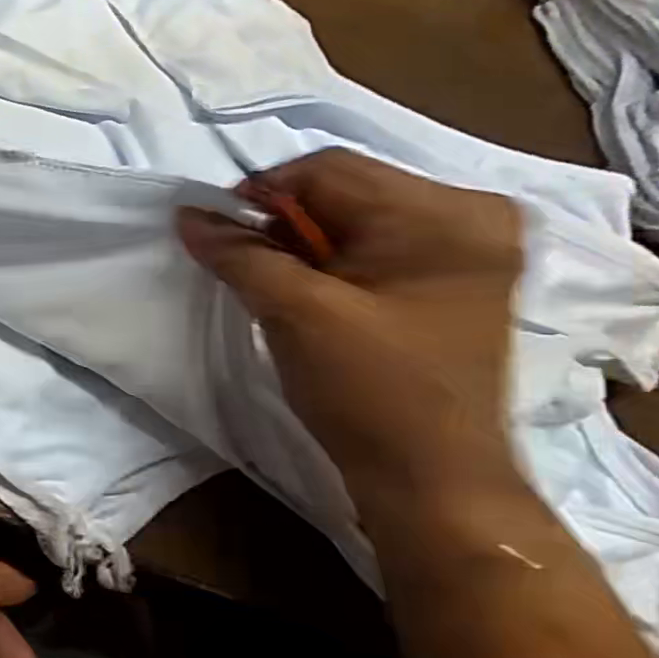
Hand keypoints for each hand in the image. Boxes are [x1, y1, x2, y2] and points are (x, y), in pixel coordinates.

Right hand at [177, 148, 524, 507]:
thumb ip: (239, 253)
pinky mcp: (455, 277)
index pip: (327, 170)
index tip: (222, 234)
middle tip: (253, 267)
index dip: (261, 195)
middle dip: (287, 225)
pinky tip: (316, 294)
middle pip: (346, 190)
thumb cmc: (371, 396)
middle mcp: (471, 213)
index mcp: (445, 212)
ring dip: (307, 244)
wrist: (434, 487)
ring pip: (357, 217)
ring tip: (284, 287)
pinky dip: (334, 260)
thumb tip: (187, 214)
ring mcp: (470, 246)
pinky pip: (378, 244)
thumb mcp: (295, 314)